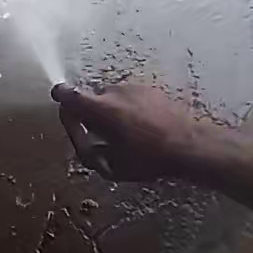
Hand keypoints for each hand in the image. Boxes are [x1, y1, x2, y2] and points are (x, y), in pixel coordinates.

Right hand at [51, 81, 208, 180]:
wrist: (191, 145)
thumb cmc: (149, 158)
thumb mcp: (111, 166)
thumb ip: (87, 152)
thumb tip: (82, 143)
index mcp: (99, 108)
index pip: (66, 94)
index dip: (61, 101)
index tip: (65, 111)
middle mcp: (113, 91)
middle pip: (91, 100)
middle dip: (92, 116)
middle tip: (103, 137)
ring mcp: (133, 87)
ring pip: (112, 99)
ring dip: (113, 113)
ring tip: (128, 135)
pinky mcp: (150, 88)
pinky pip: (130, 98)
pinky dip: (130, 110)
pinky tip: (143, 129)